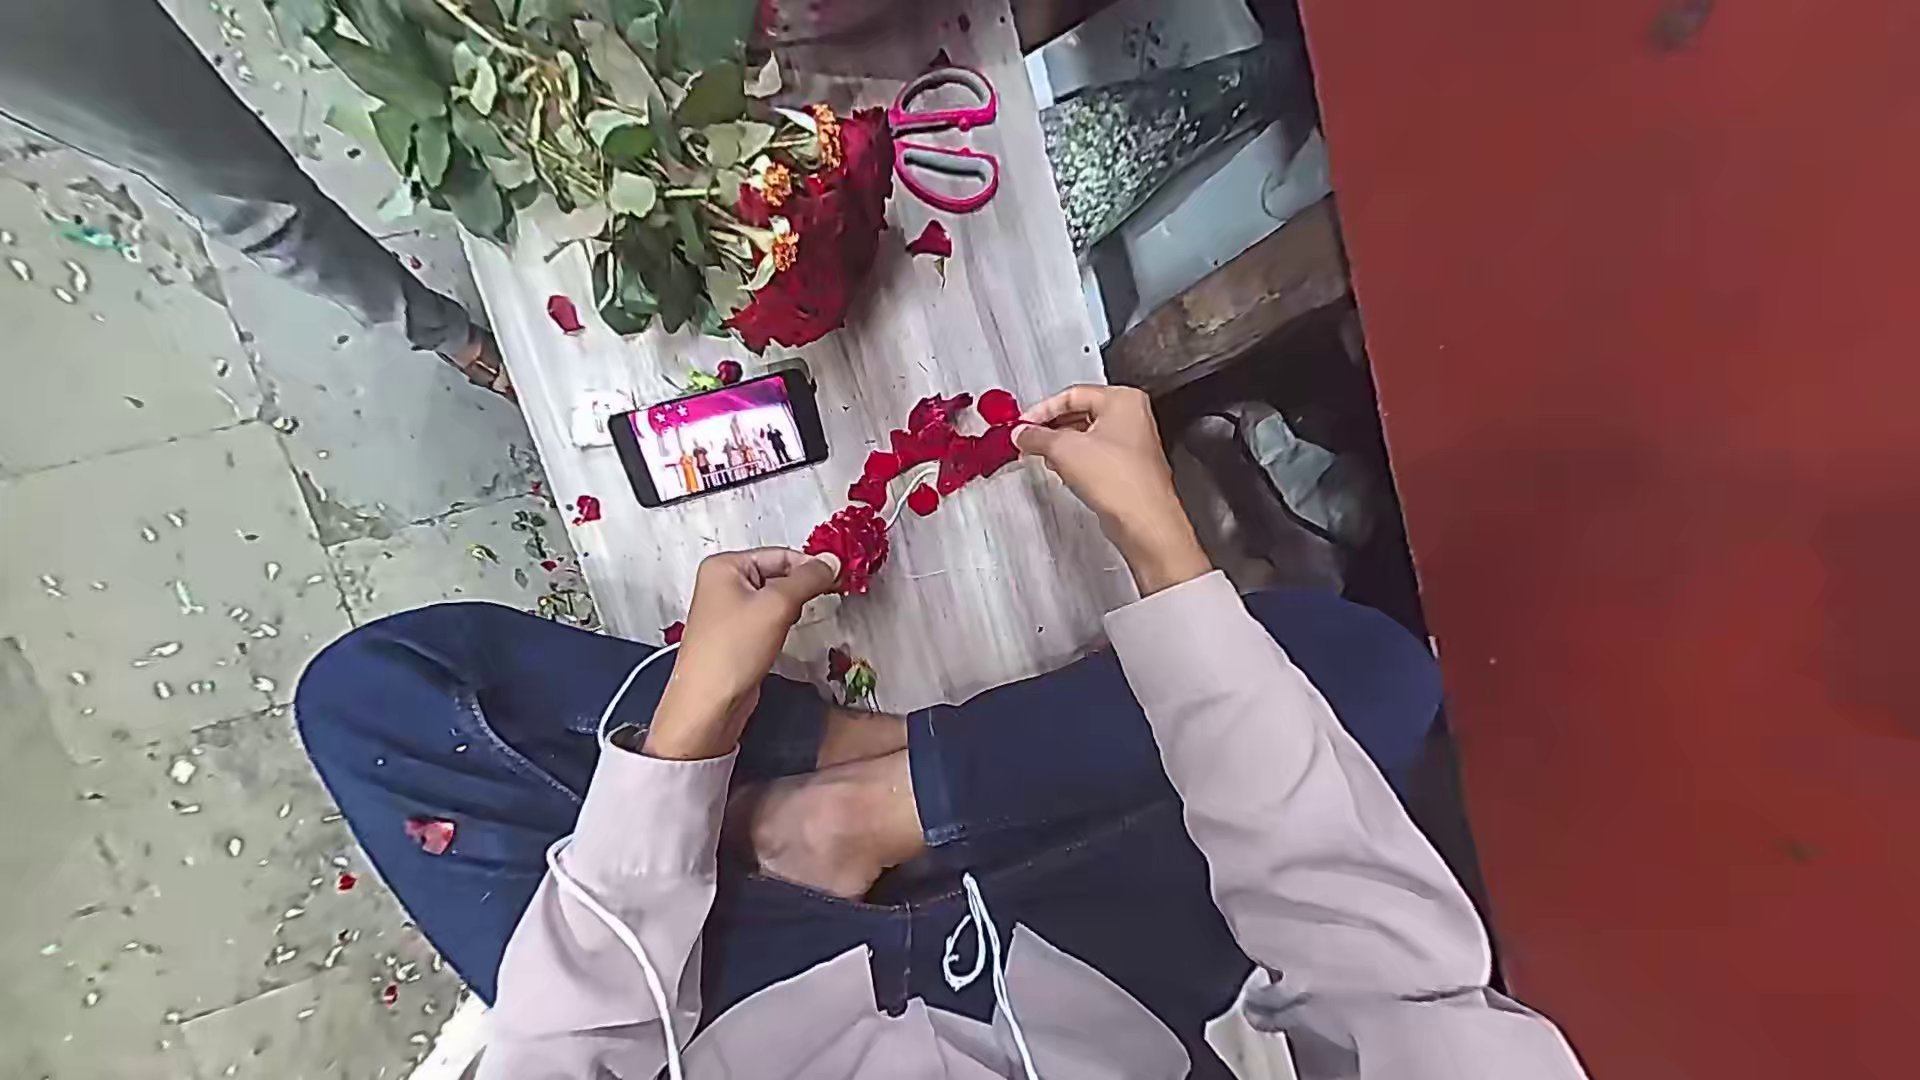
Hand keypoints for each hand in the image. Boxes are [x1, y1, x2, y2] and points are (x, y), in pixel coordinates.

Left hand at [645, 548, 841, 759]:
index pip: (781, 554)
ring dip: (794, 605)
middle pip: (779, 572)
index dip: (810, 566)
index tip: (837, 577)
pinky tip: (788, 632)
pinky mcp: (737, 633)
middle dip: (802, 586)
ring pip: (776, 596)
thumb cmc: (732, 651)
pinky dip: (784, 620)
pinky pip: (769, 616)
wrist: (710, 705)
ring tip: (798, 619)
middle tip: (828, 595)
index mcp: (724, 566)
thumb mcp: (778, 605)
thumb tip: (831, 561)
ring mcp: (729, 609)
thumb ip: (808, 578)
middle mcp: (723, 583)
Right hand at [1014, 384, 1211, 595]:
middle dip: (1050, 429)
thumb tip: (1022, 433)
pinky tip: (1061, 471)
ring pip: (1085, 436)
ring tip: (1041, 456)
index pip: (1072, 395)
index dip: (1043, 409)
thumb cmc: (1121, 480)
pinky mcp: (1126, 467)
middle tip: (1028, 440)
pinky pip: (1093, 456)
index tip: (1024, 424)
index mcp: (1123, 399)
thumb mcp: (1064, 449)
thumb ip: (1037, 436)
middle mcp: (1131, 417)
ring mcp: (1130, 443)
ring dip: (1060, 446)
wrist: (1143, 520)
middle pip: (1079, 413)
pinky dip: (1074, 461)